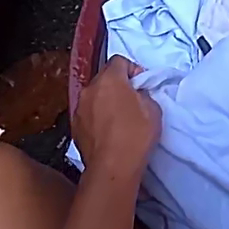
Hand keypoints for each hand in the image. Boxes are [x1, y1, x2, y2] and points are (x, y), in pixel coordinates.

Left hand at [73, 56, 160, 179]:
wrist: (113, 167)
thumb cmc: (136, 135)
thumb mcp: (153, 109)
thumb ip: (144, 94)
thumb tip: (137, 95)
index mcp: (109, 80)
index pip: (119, 61)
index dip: (133, 69)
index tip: (141, 84)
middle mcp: (90, 90)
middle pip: (104, 78)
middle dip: (118, 85)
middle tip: (133, 100)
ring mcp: (79, 109)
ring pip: (95, 96)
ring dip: (106, 101)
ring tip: (120, 118)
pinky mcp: (75, 127)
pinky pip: (88, 114)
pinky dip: (97, 117)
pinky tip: (109, 132)